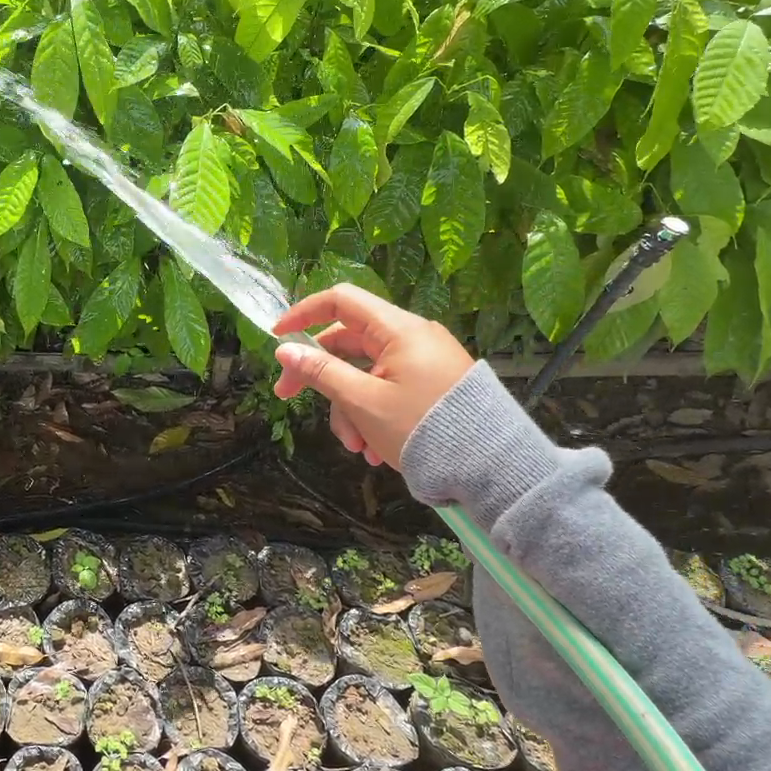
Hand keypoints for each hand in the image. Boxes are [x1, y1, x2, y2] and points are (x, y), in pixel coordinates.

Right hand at [271, 284, 473, 470]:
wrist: (493, 468)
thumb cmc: (421, 428)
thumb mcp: (362, 402)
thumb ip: (320, 372)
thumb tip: (285, 350)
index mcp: (399, 330)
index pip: (341, 301)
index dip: (304, 313)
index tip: (277, 336)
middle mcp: (413, 338)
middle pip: (348, 343)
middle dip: (321, 377)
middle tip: (289, 398)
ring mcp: (424, 362)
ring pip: (365, 373)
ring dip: (349, 408)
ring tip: (356, 448)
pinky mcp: (432, 385)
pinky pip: (388, 389)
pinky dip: (372, 414)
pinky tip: (373, 449)